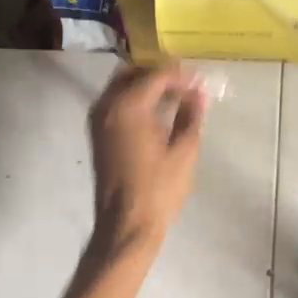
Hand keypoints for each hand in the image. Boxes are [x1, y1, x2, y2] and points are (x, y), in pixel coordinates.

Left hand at [88, 64, 210, 260]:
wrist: (126, 225)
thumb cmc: (159, 190)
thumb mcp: (184, 151)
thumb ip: (191, 115)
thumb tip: (199, 92)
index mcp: (129, 107)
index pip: (156, 75)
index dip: (180, 74)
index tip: (200, 80)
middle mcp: (107, 106)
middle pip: (132, 73)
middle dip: (159, 74)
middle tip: (185, 84)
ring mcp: (97, 120)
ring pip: (120, 86)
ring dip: (145, 85)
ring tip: (175, 98)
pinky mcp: (96, 134)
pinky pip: (114, 102)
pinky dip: (134, 99)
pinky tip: (156, 113)